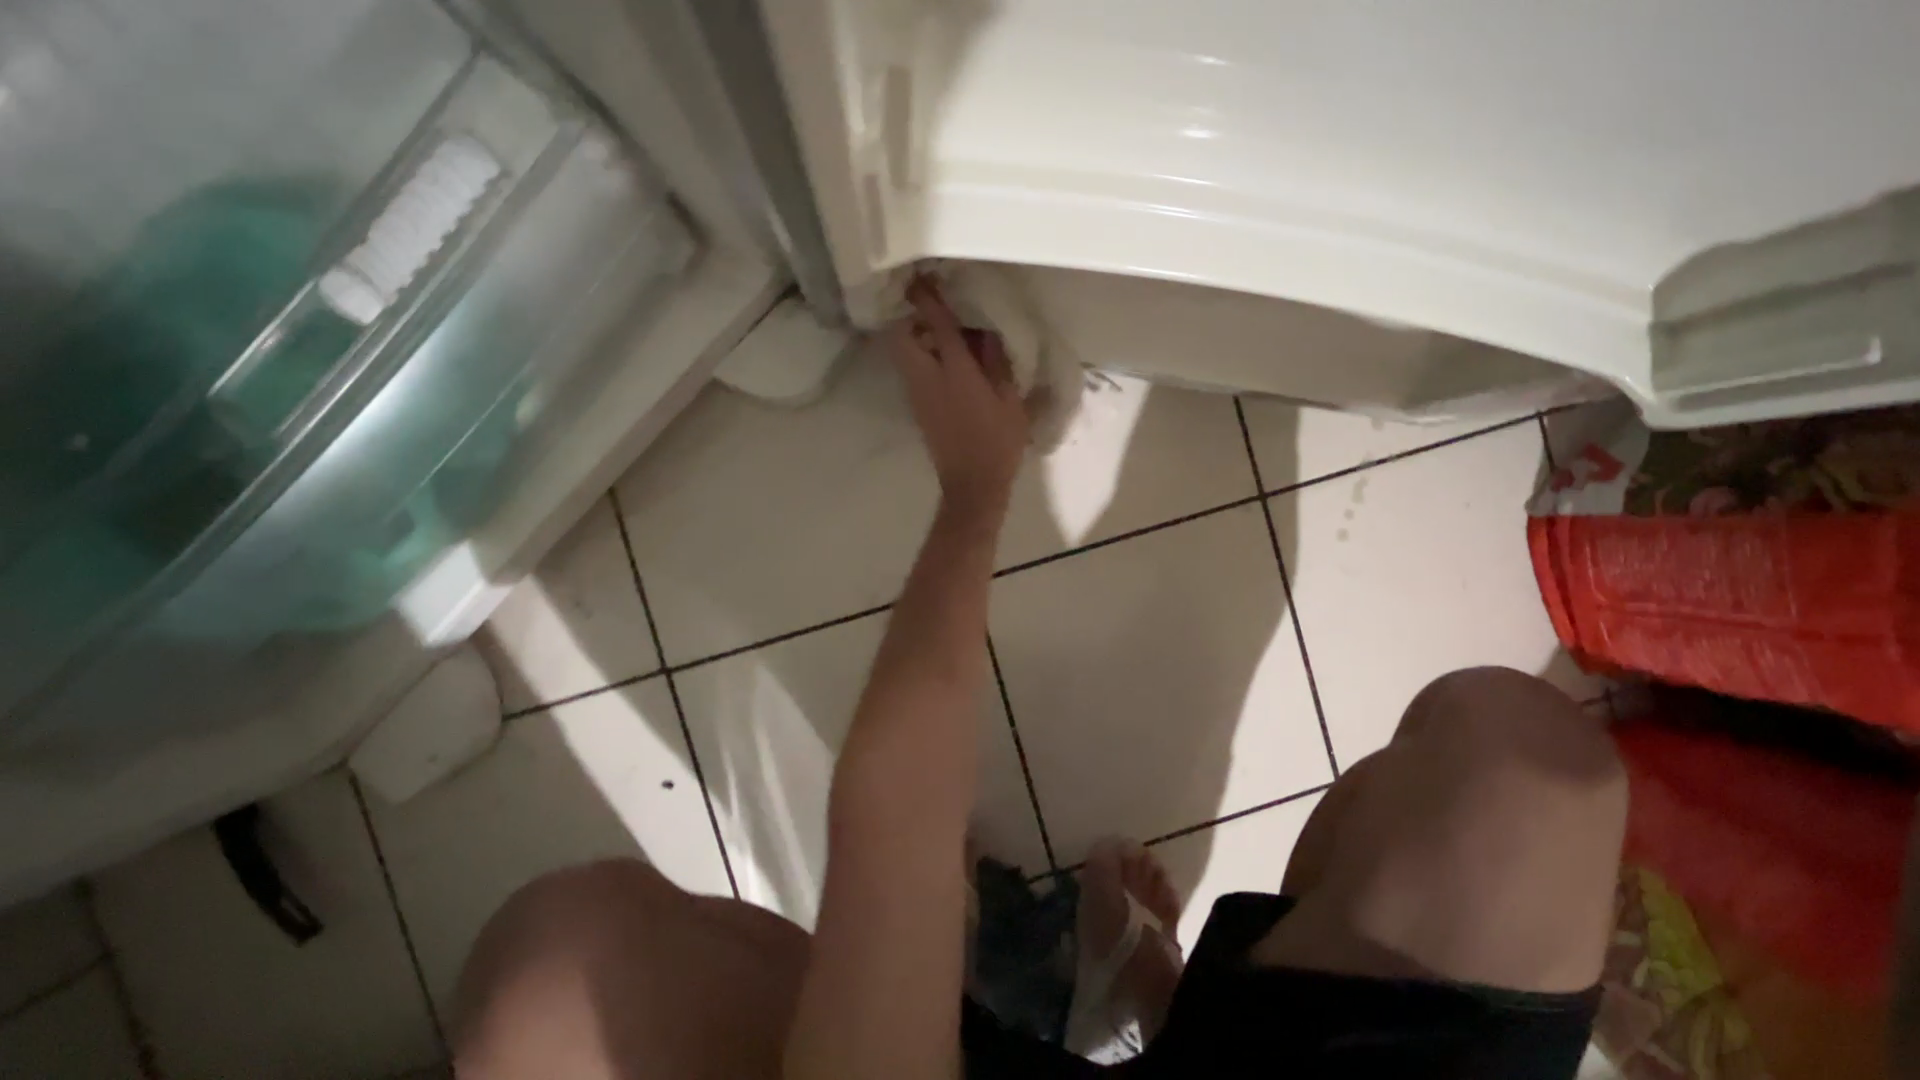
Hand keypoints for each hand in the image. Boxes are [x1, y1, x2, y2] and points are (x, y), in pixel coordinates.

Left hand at [887, 276, 1029, 517]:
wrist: (971, 485)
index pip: (937, 326)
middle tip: (934, 310)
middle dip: (911, 318)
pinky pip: (912, 370)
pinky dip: (921, 357)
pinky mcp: (916, 407)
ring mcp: (917, 394)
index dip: (928, 299)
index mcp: (956, 373)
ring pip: (904, 353)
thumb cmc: (998, 443)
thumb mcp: (1009, 401)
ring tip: (944, 334)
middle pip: (903, 337)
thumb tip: (985, 333)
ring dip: (916, 337)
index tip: (923, 276)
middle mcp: (928, 378)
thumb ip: (996, 363)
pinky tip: (946, 361)